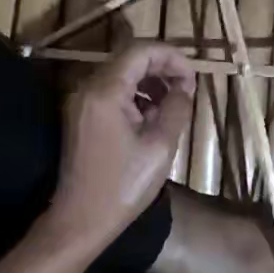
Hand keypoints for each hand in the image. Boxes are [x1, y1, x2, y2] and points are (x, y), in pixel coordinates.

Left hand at [50, 42, 196, 244]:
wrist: (80, 220)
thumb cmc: (124, 184)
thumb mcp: (161, 144)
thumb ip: (177, 107)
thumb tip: (185, 87)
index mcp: (106, 93)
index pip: (141, 51)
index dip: (172, 57)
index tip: (193, 77)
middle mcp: (89, 90)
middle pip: (130, 59)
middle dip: (163, 67)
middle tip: (188, 88)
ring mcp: (82, 103)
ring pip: (122, 74)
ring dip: (152, 81)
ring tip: (175, 103)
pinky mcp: (82, 117)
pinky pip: (114, 92)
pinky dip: (138, 94)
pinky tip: (155, 116)